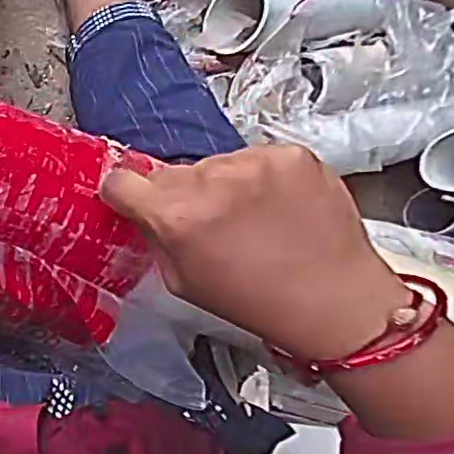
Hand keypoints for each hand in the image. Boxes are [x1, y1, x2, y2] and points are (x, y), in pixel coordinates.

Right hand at [100, 145, 413, 361]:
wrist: (331, 298)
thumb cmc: (257, 299)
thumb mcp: (180, 281)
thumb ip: (155, 237)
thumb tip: (141, 211)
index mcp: (177, 217)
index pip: (122, 181)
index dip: (123, 193)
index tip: (130, 198)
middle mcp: (212, 181)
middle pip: (167, 173)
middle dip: (175, 195)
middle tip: (202, 224)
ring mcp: (254, 163)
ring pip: (210, 164)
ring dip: (217, 185)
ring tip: (244, 219)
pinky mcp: (290, 154)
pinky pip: (250, 158)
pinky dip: (254, 178)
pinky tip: (269, 208)